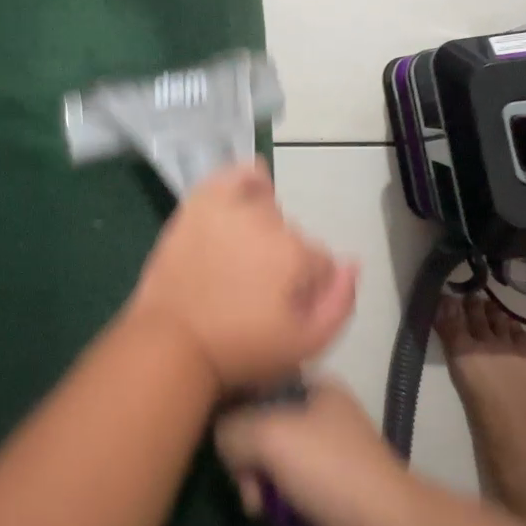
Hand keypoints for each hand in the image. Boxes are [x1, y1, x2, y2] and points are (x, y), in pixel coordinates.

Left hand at [122, 161, 356, 391]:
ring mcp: (230, 208)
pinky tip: (250, 193)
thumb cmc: (241, 349)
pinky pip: (233, 176)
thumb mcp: (307, 344)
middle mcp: (267, 221)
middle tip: (256, 290)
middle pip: (292, 235)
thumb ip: (341, 301)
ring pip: (266, 208)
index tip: (285, 309)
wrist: (173, 340)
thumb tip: (352, 263)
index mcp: (296, 253)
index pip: (321, 261)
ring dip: (263, 228)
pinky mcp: (199, 203)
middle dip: (284, 260)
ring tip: (242, 257)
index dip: (308, 288)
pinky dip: (247, 180)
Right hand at [216, 378, 410, 525]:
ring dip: (258, 484)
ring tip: (261, 508)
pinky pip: (288, 486)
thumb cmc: (331, 471)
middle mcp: (319, 412)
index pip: (253, 381)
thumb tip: (225, 445)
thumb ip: (230, 428)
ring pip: (270, 459)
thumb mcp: (268, 435)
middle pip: (258, 423)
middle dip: (245, 456)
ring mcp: (327, 453)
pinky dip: (278, 502)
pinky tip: (277, 517)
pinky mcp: (331, 490)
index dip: (231, 406)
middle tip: (249, 487)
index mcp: (312, 384)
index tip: (226, 439)